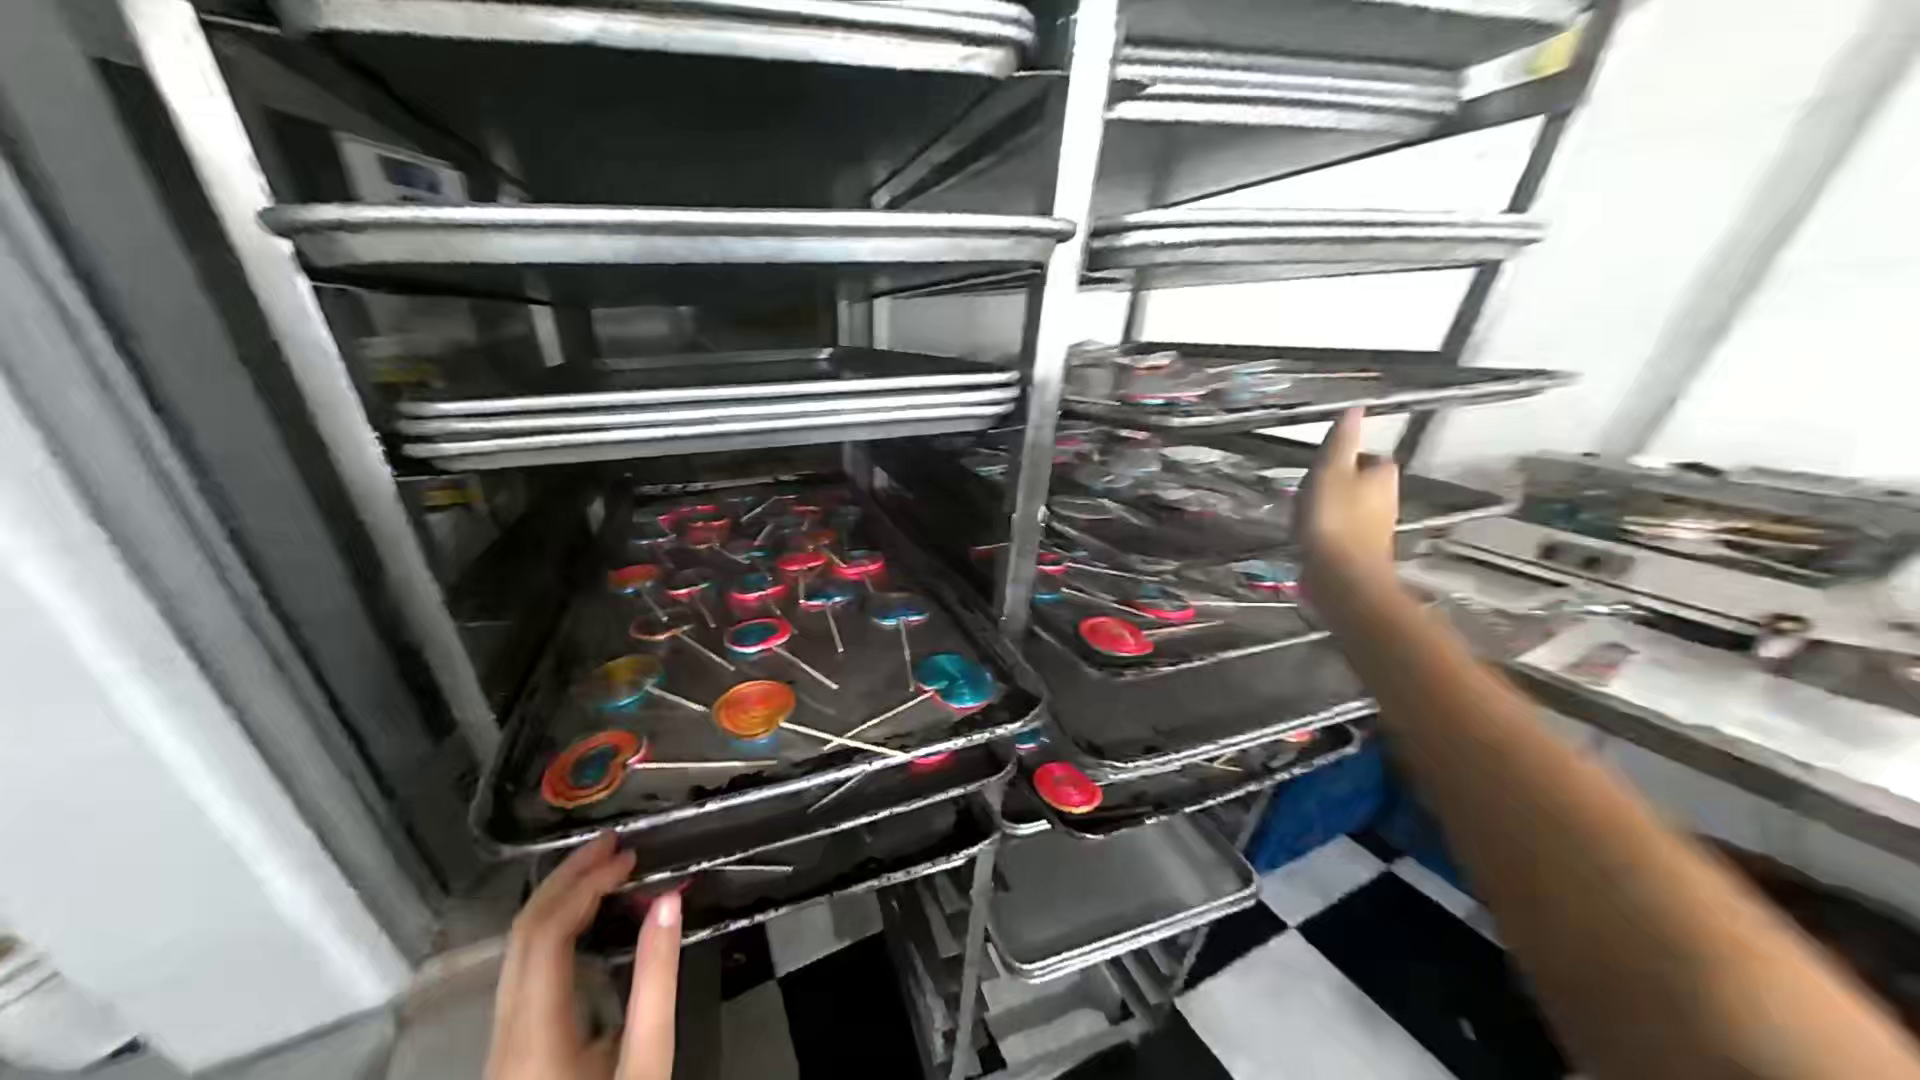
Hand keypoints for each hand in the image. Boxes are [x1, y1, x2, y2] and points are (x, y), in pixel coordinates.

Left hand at [486, 832, 680, 1079]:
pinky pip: (523, 968)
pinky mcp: (510, 1046)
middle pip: (521, 934)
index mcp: (536, 1034)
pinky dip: (556, 928)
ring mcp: (501, 1041)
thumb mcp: (647, 1059)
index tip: (630, 857)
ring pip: (515, 950)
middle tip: (614, 845)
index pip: (547, 934)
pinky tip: (588, 917)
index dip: (585, 884)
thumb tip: (668, 901)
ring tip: (604, 867)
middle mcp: (505, 1032)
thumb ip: (657, 978)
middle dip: (566, 878)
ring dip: (559, 899)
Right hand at [1299, 407, 1399, 593]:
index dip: (1344, 458)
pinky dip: (1327, 531)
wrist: (1340, 577)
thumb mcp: (1330, 469)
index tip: (1320, 465)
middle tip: (1307, 489)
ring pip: (1350, 508)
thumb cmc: (1333, 519)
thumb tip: (1356, 408)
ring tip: (1303, 514)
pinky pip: (1342, 532)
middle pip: (1359, 482)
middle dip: (1336, 484)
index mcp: (1383, 474)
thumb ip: (1342, 439)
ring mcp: (1375, 529)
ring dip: (1329, 509)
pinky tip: (1308, 537)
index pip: (1368, 455)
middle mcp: (1387, 500)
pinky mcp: (1360, 552)